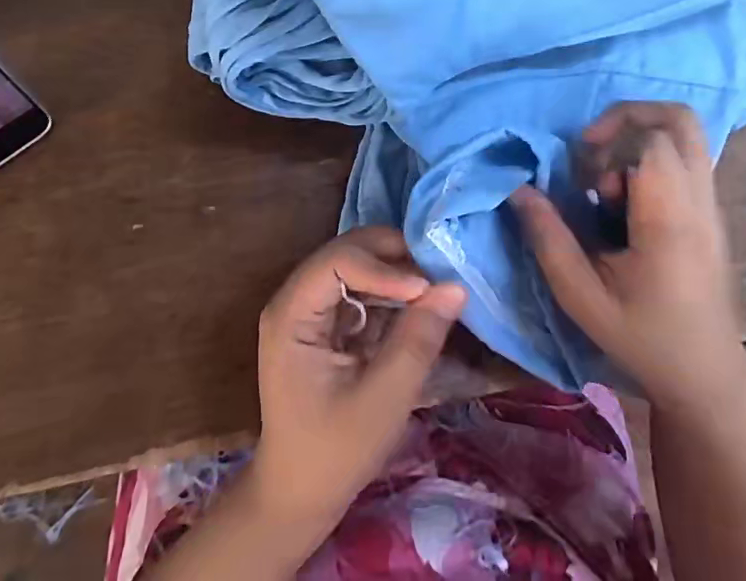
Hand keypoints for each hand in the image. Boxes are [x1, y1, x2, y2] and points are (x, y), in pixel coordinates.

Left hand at [248, 227, 466, 525]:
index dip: (384, 267)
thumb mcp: (383, 399)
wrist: (299, 494)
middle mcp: (294, 299)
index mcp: (291, 314)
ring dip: (396, 272)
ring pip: (356, 264)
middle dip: (393, 258)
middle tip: (438, 275)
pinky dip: (391, 292)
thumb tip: (454, 287)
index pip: (338, 261)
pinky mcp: (326, 322)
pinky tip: (418, 305)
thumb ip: (417, 340)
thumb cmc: (334, 452)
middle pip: (346, 252)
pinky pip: (361, 288)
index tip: (425, 290)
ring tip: (435, 289)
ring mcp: (309, 309)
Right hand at [511, 102, 744, 406]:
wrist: (706, 377)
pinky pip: (683, 161)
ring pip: (684, 137)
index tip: (581, 175)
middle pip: (680, 119)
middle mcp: (700, 200)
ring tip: (606, 189)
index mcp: (671, 218)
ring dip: (637, 144)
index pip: (653, 138)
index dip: (609, 137)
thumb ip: (548, 237)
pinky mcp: (709, 215)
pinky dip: (649, 163)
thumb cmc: (642, 338)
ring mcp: (711, 206)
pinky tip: (623, 206)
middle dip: (628, 118)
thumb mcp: (581, 295)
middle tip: (592, 153)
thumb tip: (518, 189)